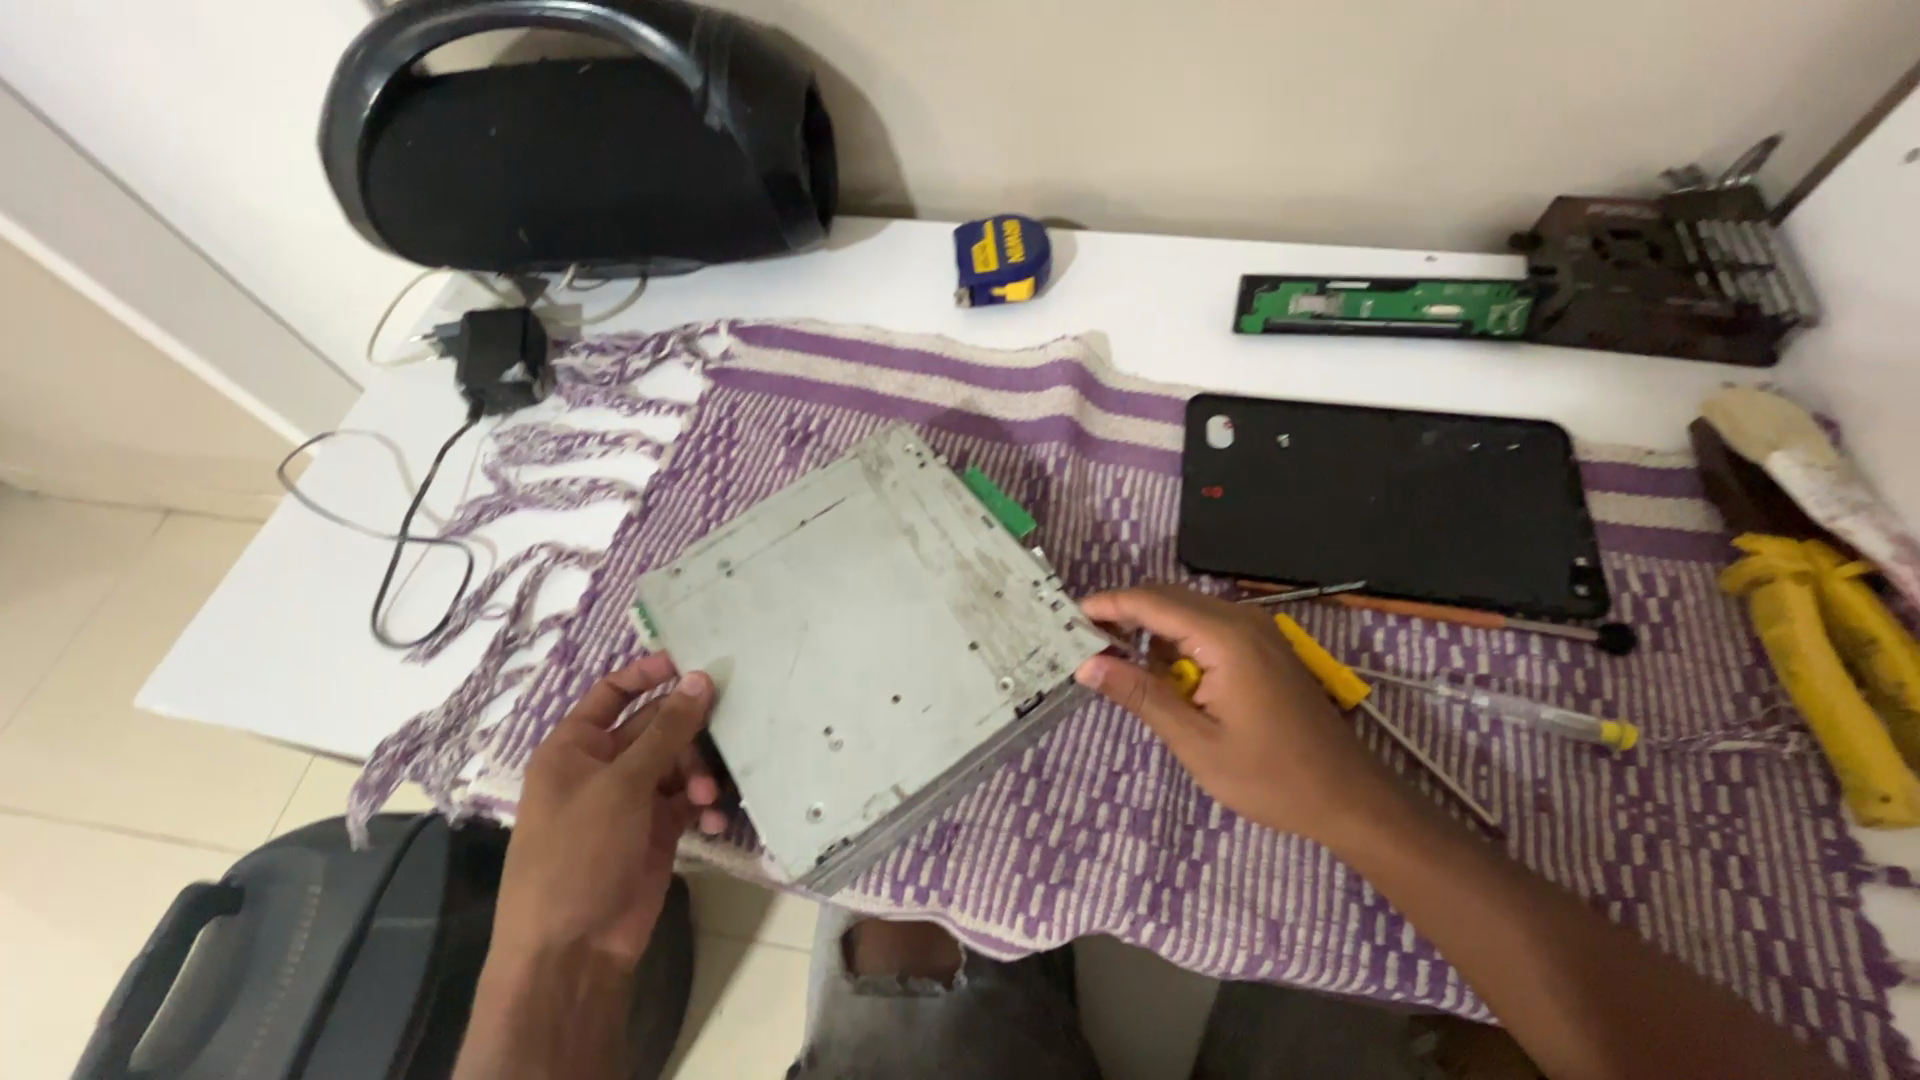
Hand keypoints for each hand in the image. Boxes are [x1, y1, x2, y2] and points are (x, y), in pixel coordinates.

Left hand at [490, 655, 716, 969]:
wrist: (573, 947)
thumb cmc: (579, 854)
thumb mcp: (622, 786)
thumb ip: (666, 731)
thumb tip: (700, 679)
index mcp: (575, 748)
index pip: (612, 694)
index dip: (648, 675)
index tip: (694, 665)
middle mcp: (603, 768)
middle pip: (655, 727)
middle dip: (688, 732)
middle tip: (725, 730)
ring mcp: (630, 800)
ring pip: (678, 763)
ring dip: (699, 773)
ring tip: (709, 795)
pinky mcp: (656, 829)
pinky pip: (687, 800)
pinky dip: (703, 805)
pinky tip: (715, 820)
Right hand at [1075, 586, 1395, 843]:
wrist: (1349, 797)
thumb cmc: (1270, 777)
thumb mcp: (1196, 742)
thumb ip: (1140, 696)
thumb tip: (1087, 665)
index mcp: (1225, 638)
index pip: (1151, 603)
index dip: (1106, 605)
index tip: (1067, 618)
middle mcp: (1241, 620)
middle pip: (1167, 599)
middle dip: (1123, 616)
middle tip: (1083, 644)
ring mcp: (1257, 631)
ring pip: (1186, 612)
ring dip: (1150, 631)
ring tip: (1114, 663)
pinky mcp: (1263, 648)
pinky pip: (1207, 629)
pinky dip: (1176, 644)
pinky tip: (1161, 676)